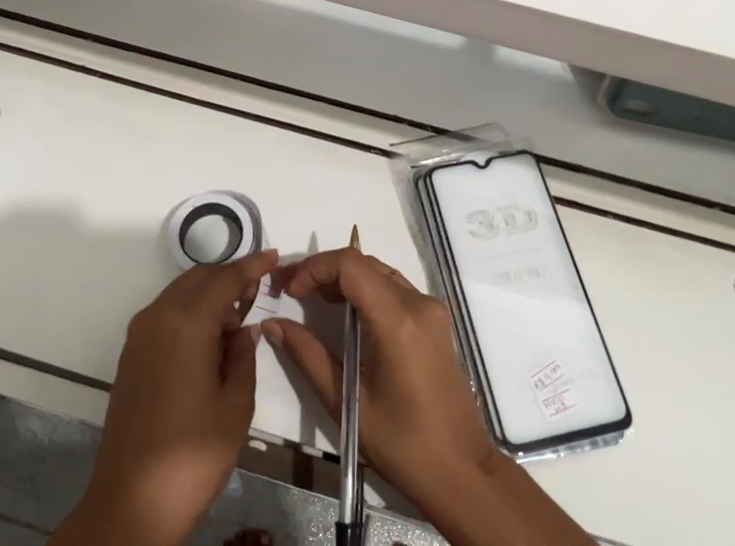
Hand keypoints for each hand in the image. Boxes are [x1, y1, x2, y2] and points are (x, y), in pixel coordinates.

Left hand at [53, 250, 277, 545]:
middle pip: (198, 278)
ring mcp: (138, 337)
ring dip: (209, 294)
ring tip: (238, 315)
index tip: (273, 256)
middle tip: (259, 289)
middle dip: (229, 277)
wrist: (132, 499)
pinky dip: (190, 312)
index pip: (224, 279)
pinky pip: (165, 315)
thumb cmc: (193, 453)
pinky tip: (210, 337)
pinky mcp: (130, 356)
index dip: (251, 265)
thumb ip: (243, 356)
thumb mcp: (235, 405)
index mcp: (186, 324)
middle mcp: (157, 318)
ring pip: (179, 294)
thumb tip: (244, 330)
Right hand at [261, 248, 501, 511]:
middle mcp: (419, 304)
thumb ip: (307, 355)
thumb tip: (273, 324)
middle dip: (323, 271)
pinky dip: (365, 291)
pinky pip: (395, 290)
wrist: (461, 470)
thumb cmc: (402, 444)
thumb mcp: (346, 401)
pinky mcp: (437, 323)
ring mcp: (432, 311)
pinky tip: (343, 315)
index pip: (350, 265)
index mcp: (398, 321)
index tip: (287, 290)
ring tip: (309, 300)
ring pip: (380, 273)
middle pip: (364, 264)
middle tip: (289, 291)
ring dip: (343, 279)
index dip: (313, 268)